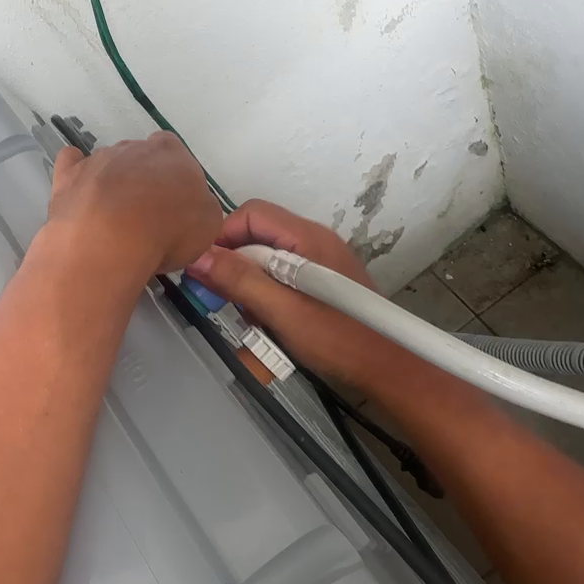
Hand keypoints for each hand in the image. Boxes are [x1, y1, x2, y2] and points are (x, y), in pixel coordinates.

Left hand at [45, 133, 221, 277]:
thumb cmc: (169, 229)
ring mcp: (98, 159)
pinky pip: (71, 165)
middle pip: (141, 160)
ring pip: (109, 165)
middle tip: (145, 219)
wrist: (113, 238)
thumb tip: (190, 210)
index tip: (174, 208)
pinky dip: (76, 177)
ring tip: (113, 222)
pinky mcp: (68, 176)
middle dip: (143, 183)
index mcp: (172, 152)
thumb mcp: (208, 224)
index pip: (177, 156)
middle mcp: (134, 147)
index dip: (175, 182)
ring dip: (112, 186)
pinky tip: (80, 196)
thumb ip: (200, 208)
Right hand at [185, 200, 389, 384]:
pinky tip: (268, 321)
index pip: (250, 214)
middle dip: (234, 264)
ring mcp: (319, 261)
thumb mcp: (281, 310)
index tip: (205, 271)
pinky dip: (265, 294)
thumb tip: (197, 257)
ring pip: (266, 258)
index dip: (222, 238)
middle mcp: (313, 240)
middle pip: (257, 234)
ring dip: (249, 284)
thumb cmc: (338, 339)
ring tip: (251, 315)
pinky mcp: (320, 283)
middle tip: (224, 298)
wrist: (385, 369)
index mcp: (307, 237)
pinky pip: (280, 276)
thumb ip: (239, 280)